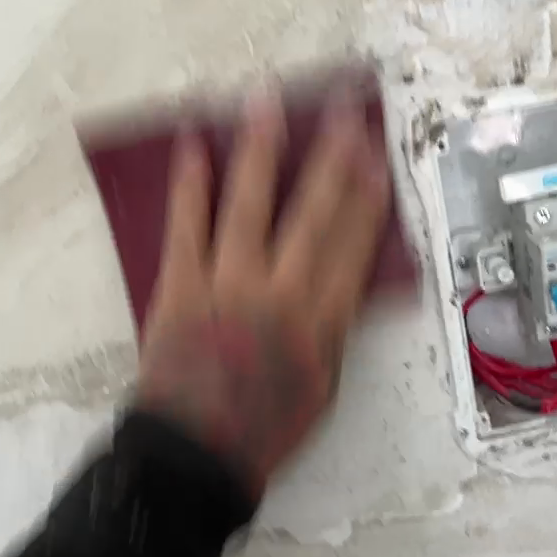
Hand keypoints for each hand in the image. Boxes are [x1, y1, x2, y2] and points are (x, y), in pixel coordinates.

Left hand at [134, 85, 392, 494]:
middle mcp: (280, 295)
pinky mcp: (180, 286)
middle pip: (314, 214)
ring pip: (250, 205)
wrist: (196, 457)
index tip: (375, 159)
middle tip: (343, 111)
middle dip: (332, 158)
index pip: (353, 247)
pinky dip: (191, 184)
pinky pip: (186, 226)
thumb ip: (334, 328)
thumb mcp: (324, 385)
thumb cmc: (266, 430)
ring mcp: (228, 286)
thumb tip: (343, 282)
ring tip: (267, 100)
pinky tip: (195, 144)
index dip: (368, 198)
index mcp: (322, 324)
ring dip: (261, 150)